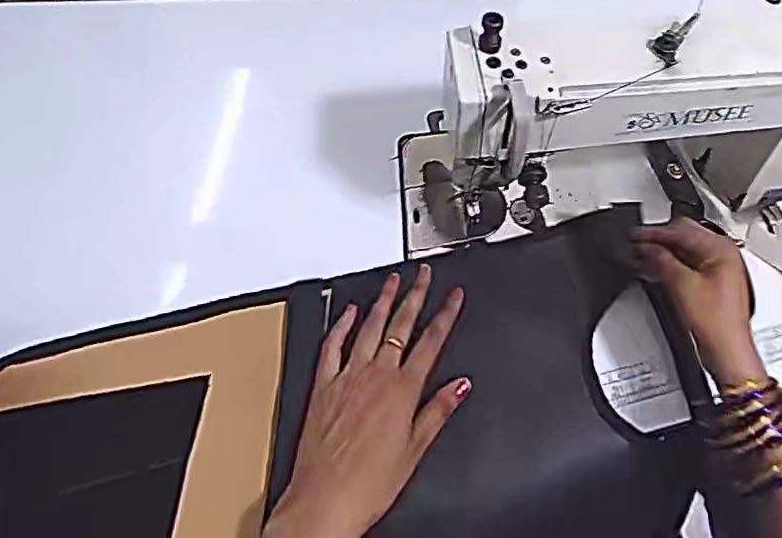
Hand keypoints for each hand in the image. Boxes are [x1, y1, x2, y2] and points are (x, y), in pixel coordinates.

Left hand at [263, 264, 468, 537]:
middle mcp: (377, 376)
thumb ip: (439, 411)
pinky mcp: (324, 387)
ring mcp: (348, 377)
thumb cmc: (367, 487)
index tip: (454, 295)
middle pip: (402, 324)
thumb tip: (461, 385)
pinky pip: (333, 346)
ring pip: (370, 327)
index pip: (431, 340)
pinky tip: (349, 311)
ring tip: (393, 280)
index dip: (446, 314)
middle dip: (416, 294)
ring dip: (384, 300)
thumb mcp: (414, 451)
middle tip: (424, 274)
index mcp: (403, 391)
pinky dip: (341, 325)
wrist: (321, 507)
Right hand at [634, 219, 764, 384]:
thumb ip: (662, 261)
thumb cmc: (718, 325)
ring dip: (666, 253)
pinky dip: (673, 265)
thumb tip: (647, 248)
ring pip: (686, 250)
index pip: (682, 230)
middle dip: (661, 241)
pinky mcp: (714, 282)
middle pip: (685, 236)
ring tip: (645, 258)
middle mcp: (724, 254)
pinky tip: (659, 270)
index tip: (636, 236)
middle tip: (639, 245)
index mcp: (721, 248)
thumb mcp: (683, 286)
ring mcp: (720, 268)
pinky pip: (689, 264)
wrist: (728, 354)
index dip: (656, 233)